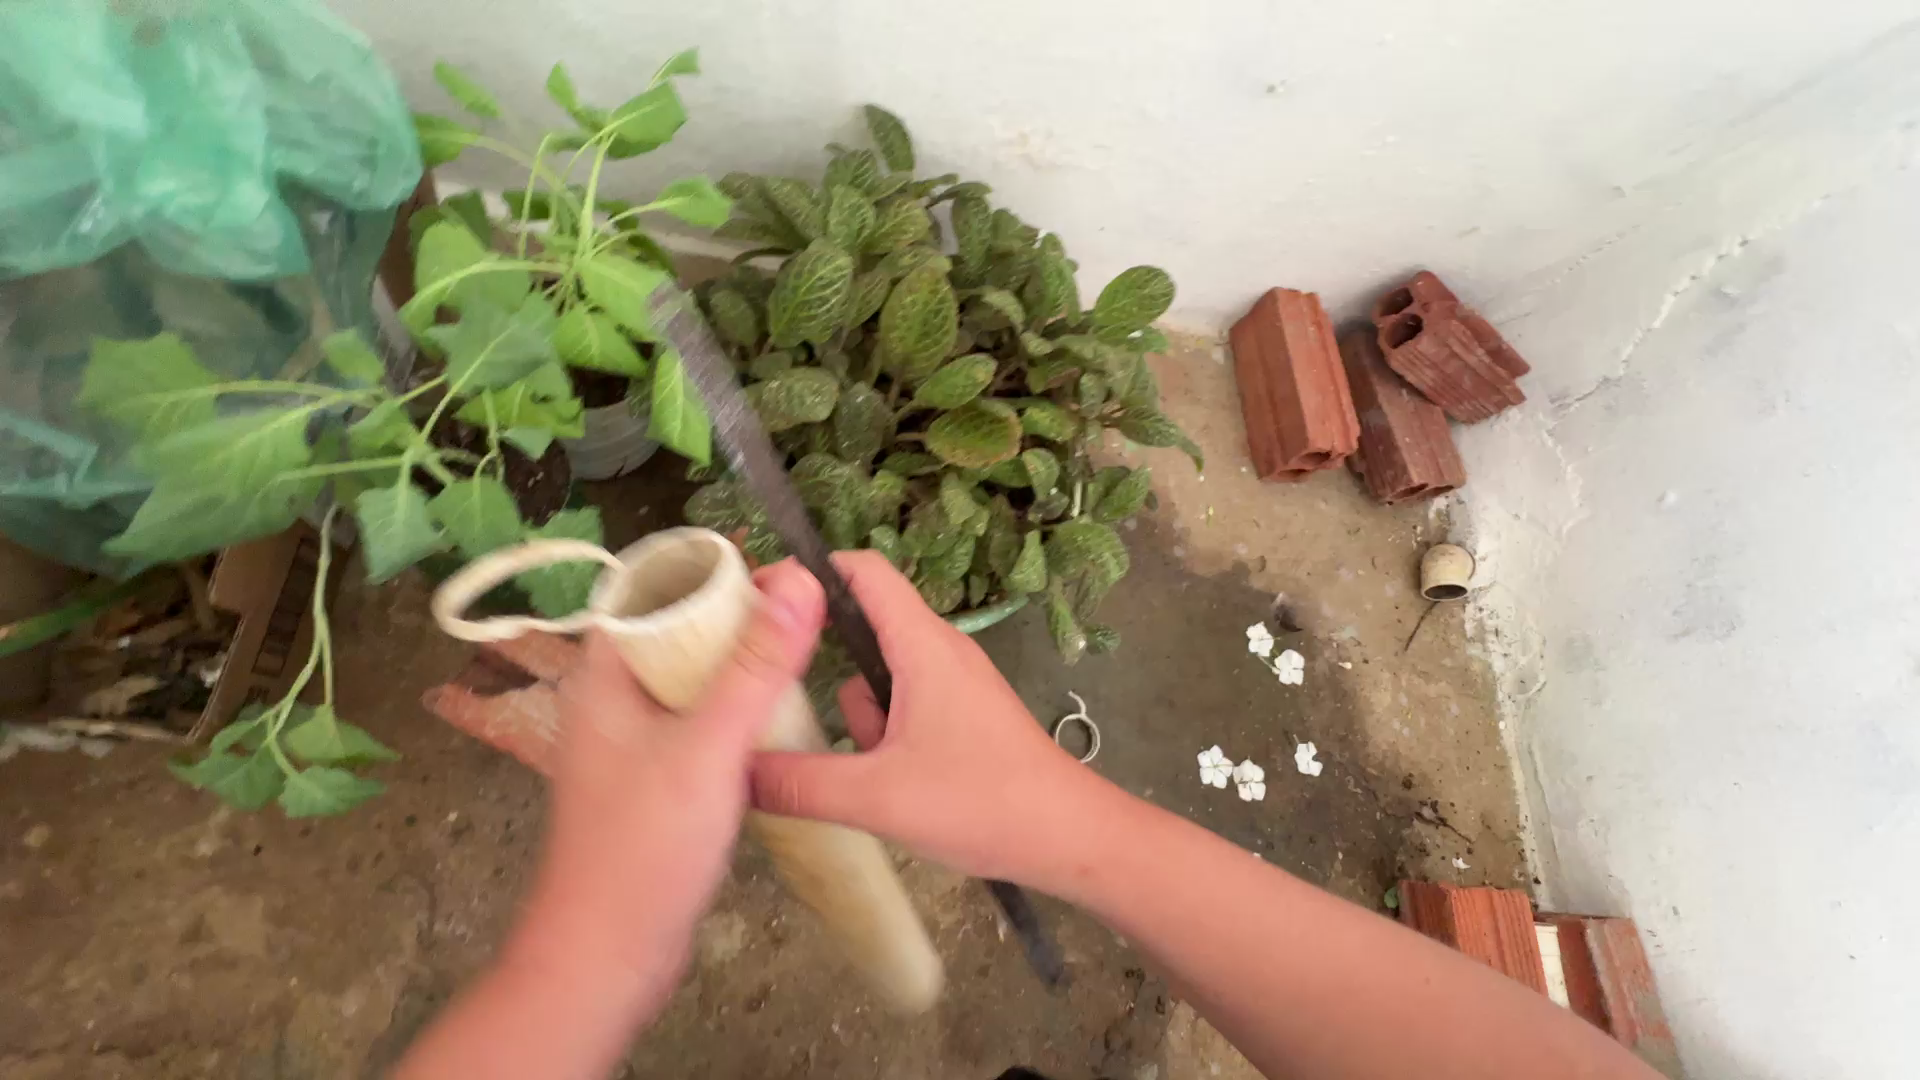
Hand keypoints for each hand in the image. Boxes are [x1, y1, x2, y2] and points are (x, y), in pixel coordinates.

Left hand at [506, 559, 824, 991]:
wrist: (609, 956)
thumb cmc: (645, 844)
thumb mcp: (707, 747)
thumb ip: (755, 667)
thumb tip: (801, 582)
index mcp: (606, 673)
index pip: (651, 590)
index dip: (710, 570)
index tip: (774, 569)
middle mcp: (615, 696)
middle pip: (678, 628)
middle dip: (736, 612)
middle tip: (800, 607)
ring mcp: (636, 736)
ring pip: (693, 673)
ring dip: (740, 657)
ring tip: (798, 646)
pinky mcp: (658, 771)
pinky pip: (701, 714)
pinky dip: (737, 701)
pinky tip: (777, 708)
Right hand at [749, 552, 1101, 888]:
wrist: (1067, 836)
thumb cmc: (980, 801)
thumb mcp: (877, 796)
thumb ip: (800, 783)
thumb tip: (735, 771)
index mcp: (921, 644)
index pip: (864, 571)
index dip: (811, 569)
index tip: (760, 592)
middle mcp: (938, 650)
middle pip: (864, 626)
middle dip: (821, 657)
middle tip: (775, 691)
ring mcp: (953, 682)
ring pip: (880, 676)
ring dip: (860, 717)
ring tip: (865, 772)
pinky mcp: (961, 714)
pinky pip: (904, 704)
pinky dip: (886, 735)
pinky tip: (892, 783)